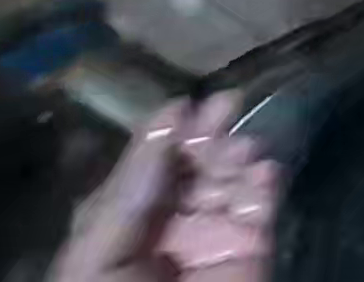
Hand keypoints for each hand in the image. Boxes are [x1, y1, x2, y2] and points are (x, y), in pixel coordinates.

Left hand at [50, 92, 279, 281]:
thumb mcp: (98, 260)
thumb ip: (131, 192)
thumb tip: (171, 113)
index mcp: (116, 232)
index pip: (142, 173)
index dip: (162, 139)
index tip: (185, 104)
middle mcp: (165, 225)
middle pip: (192, 168)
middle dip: (209, 135)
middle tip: (228, 104)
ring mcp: (213, 230)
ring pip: (232, 174)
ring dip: (239, 154)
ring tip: (243, 151)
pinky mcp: (254, 237)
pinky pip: (264, 197)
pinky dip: (265, 179)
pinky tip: (261, 173)